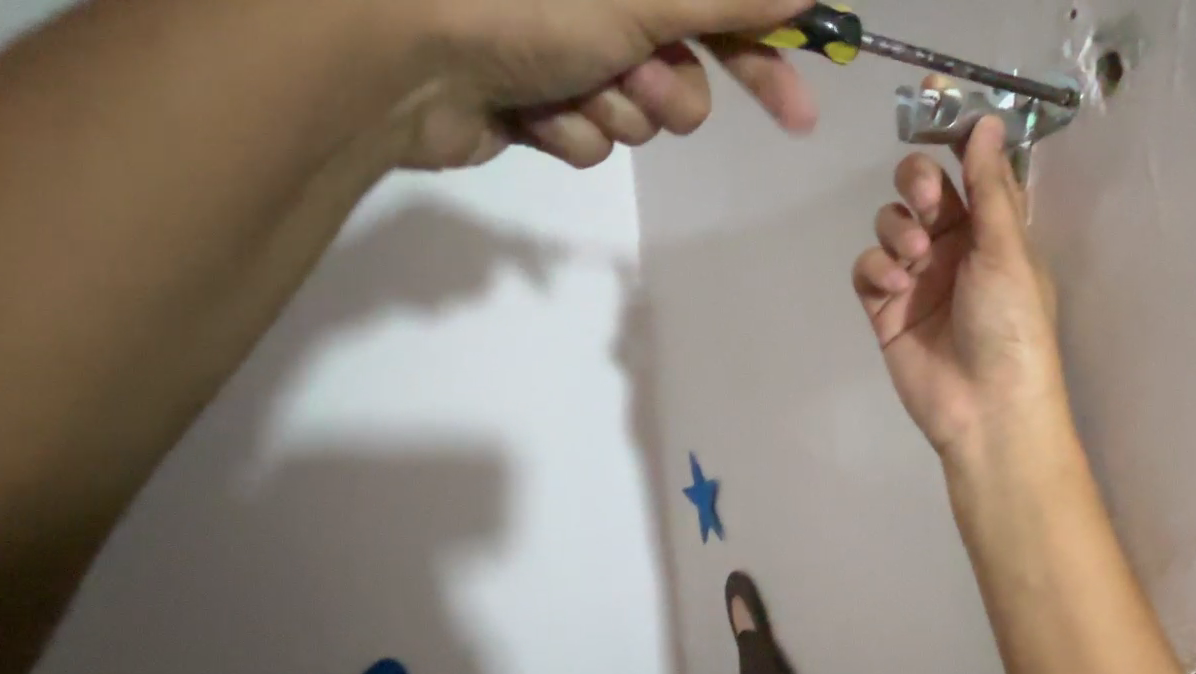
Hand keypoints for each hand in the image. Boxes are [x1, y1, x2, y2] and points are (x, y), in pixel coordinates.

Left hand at [391, 0, 818, 168]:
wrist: (395, 56)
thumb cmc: (520, 2)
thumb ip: (725, 2)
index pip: (718, 11)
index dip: (764, 53)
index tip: (800, 104)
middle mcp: (599, 2)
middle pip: (687, 70)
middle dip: (667, 90)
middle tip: (642, 85)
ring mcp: (567, 51)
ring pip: (641, 113)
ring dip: (615, 111)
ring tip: (566, 90)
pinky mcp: (541, 101)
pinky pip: (593, 138)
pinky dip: (570, 132)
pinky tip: (530, 114)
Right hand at [853, 105, 1063, 459]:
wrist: (986, 408)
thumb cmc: (1012, 327)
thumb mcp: (1007, 252)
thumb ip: (989, 188)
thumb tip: (985, 122)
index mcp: (994, 235)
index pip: (969, 173)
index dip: (951, 139)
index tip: (932, 104)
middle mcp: (956, 251)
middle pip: (922, 191)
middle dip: (918, 184)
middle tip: (929, 201)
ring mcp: (919, 281)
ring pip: (890, 226)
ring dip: (898, 230)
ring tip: (916, 261)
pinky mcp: (886, 310)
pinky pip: (867, 268)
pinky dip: (876, 267)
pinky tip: (895, 286)